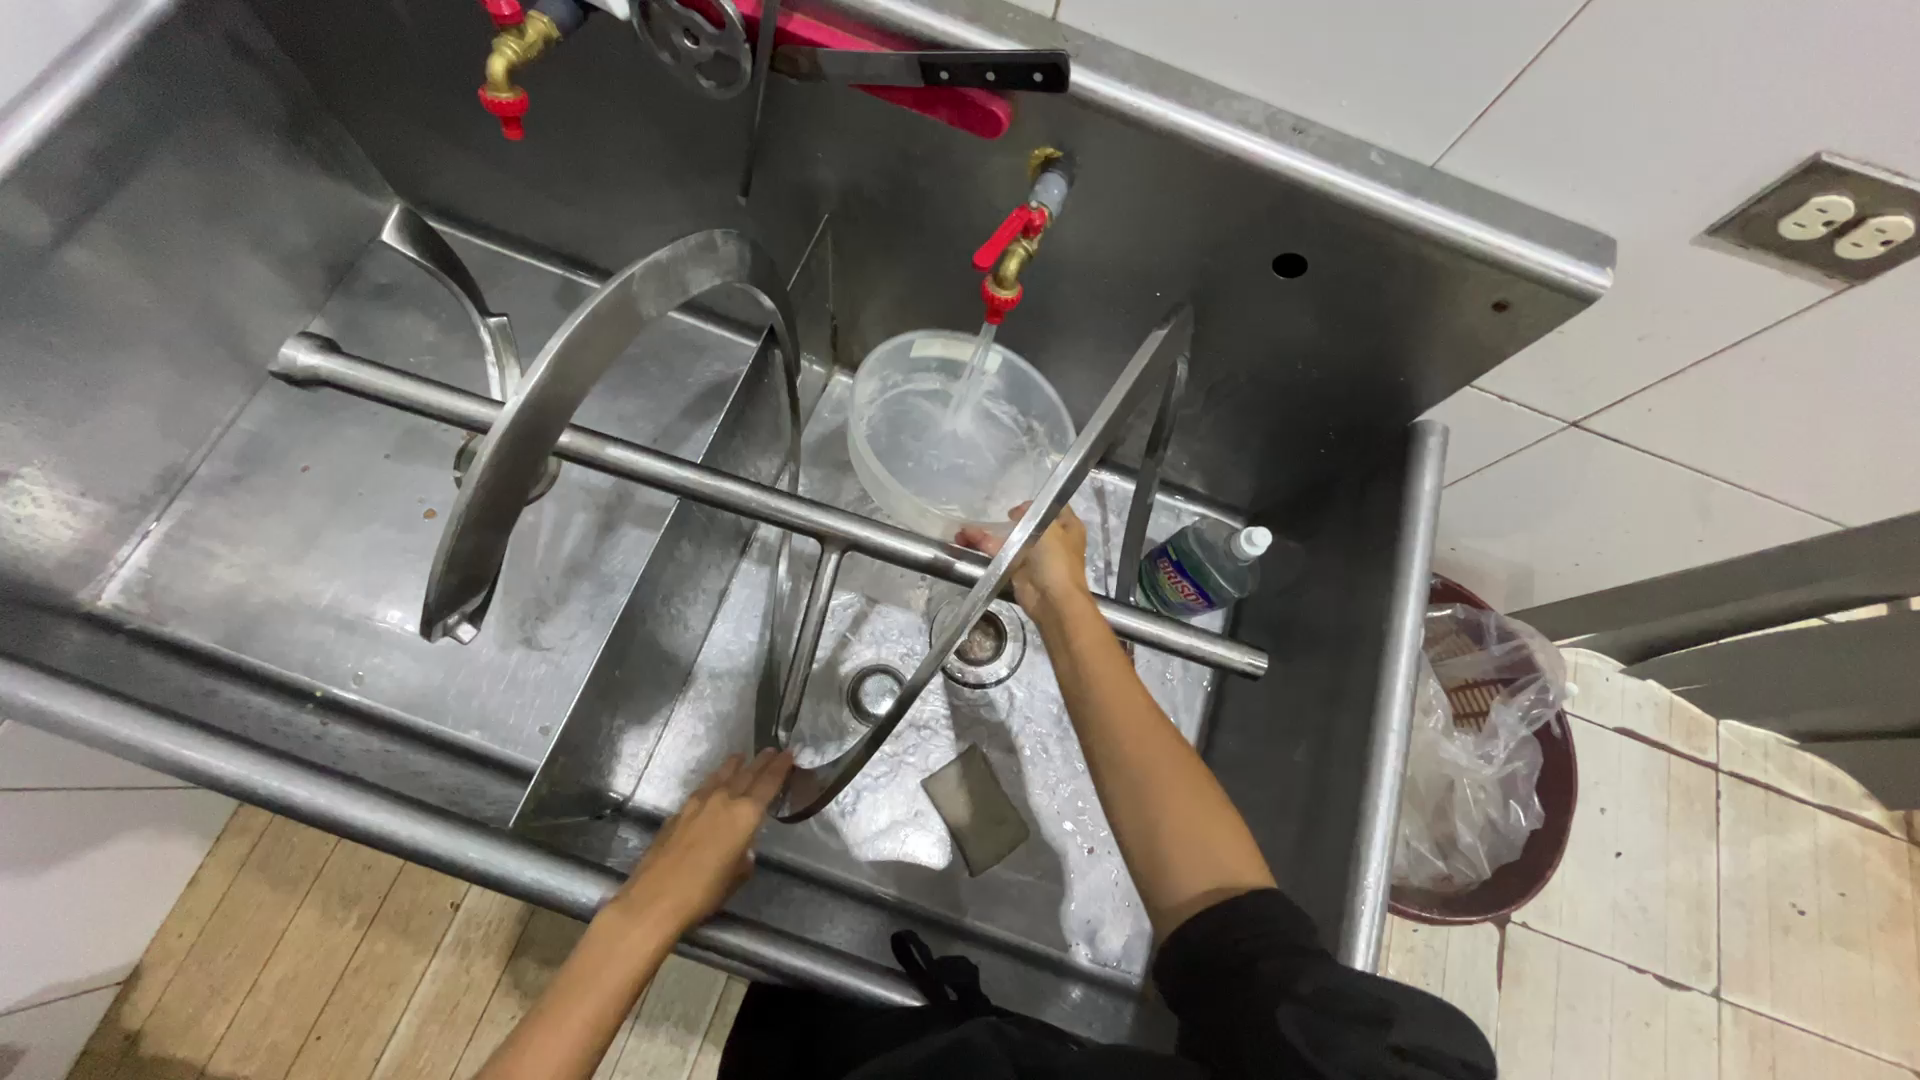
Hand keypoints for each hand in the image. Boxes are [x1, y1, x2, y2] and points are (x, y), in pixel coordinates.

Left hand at [613, 749, 792, 932]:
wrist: (654, 899)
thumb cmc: (705, 891)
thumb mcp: (737, 876)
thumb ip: (745, 856)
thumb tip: (742, 850)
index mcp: (745, 814)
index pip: (768, 782)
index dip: (780, 767)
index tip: (789, 753)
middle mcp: (723, 800)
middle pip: (747, 773)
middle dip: (761, 761)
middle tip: (771, 750)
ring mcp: (697, 804)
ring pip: (721, 776)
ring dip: (734, 766)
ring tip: (741, 757)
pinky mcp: (678, 813)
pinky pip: (703, 789)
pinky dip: (714, 782)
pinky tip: (712, 786)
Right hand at [956, 502, 1089, 611]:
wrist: (1052, 600)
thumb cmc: (1056, 559)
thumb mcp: (1048, 528)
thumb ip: (1031, 516)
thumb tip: (1017, 513)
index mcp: (1067, 527)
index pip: (1054, 508)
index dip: (1037, 505)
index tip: (1019, 507)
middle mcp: (1052, 539)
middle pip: (1027, 523)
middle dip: (1007, 520)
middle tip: (993, 518)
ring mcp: (1033, 555)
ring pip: (1008, 538)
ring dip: (988, 532)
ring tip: (964, 529)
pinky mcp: (1017, 569)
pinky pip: (999, 553)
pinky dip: (984, 546)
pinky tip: (966, 538)